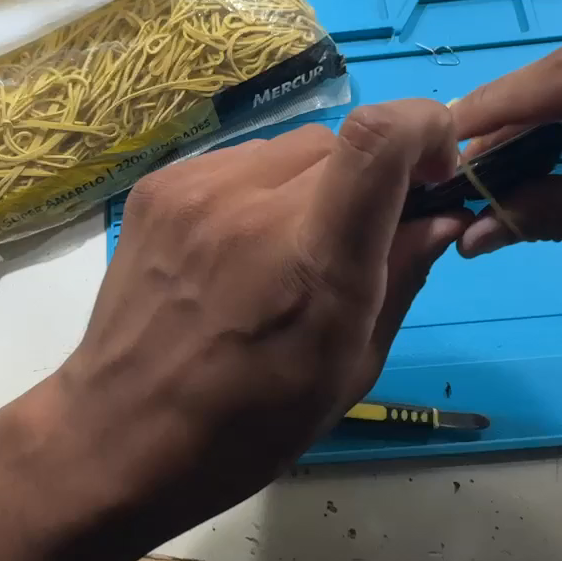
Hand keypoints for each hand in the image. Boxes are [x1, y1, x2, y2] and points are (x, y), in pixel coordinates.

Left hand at [47, 101, 466, 530]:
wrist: (121, 432)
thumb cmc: (249, 425)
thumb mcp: (350, 368)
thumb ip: (402, 275)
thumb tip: (440, 216)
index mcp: (310, 259)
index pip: (378, 138)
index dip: (425, 128)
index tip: (435, 169)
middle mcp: (249, 204)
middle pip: (340, 141)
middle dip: (368, 177)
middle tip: (356, 232)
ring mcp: (194, 188)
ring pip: (288, 148)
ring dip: (310, 183)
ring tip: (285, 247)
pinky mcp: (157, 185)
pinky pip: (237, 162)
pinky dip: (258, 190)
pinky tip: (237, 245)